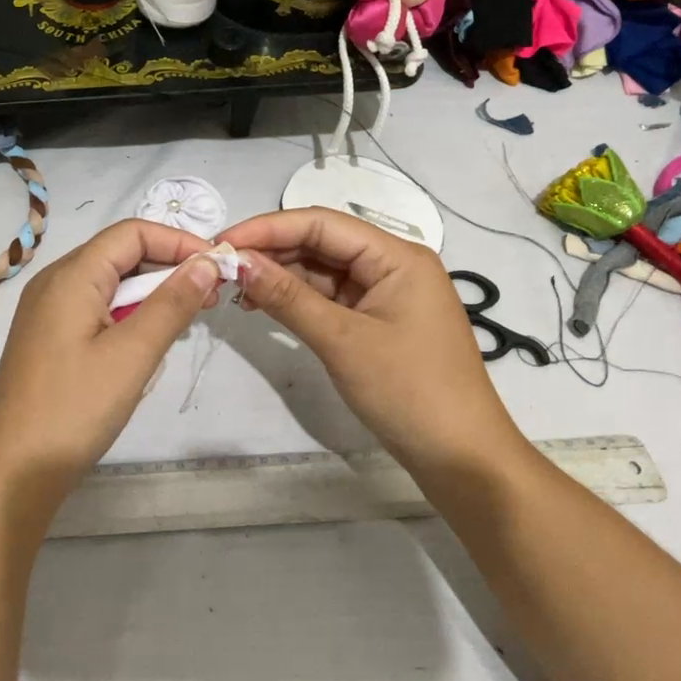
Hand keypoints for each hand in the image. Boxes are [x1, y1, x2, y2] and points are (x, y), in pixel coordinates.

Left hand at [0, 220, 222, 502]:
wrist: (14, 469)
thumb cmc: (74, 408)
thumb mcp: (132, 355)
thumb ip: (171, 304)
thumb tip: (207, 261)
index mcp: (71, 275)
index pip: (132, 232)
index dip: (178, 241)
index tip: (218, 267)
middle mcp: (54, 282)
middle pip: (119, 253)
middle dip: (167, 267)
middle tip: (210, 298)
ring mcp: (45, 310)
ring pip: (108, 282)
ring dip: (149, 293)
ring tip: (186, 320)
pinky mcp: (46, 337)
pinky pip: (93, 307)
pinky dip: (126, 314)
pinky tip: (146, 343)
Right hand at [219, 207, 525, 472]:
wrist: (462, 458)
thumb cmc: (409, 391)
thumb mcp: (342, 341)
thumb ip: (287, 297)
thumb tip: (236, 262)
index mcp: (396, 256)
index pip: (321, 223)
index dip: (267, 228)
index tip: (220, 244)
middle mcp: (392, 265)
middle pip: (320, 242)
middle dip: (270, 251)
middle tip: (218, 267)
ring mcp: (385, 294)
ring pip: (321, 270)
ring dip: (278, 275)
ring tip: (232, 288)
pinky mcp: (376, 321)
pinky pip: (328, 297)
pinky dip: (295, 299)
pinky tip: (261, 305)